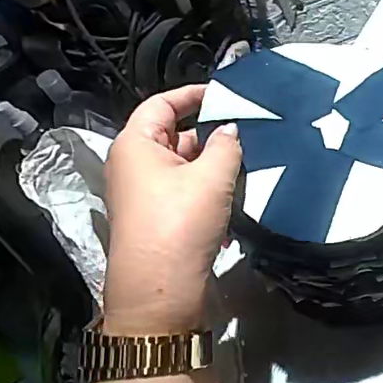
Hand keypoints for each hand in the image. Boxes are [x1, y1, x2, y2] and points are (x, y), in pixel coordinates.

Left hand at [101, 85, 242, 333]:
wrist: (160, 289)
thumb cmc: (179, 223)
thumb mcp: (212, 177)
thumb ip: (227, 145)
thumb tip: (231, 129)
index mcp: (135, 145)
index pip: (162, 104)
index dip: (192, 94)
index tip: (224, 93)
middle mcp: (134, 165)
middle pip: (175, 135)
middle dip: (210, 134)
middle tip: (247, 132)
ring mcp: (145, 193)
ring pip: (185, 165)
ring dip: (214, 165)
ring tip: (246, 166)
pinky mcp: (159, 216)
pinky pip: (186, 191)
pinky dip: (209, 190)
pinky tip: (233, 201)